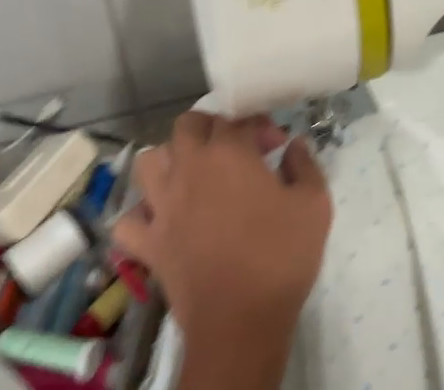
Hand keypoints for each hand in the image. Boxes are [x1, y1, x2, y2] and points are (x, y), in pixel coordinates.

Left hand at [112, 112, 330, 389]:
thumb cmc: (280, 258)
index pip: (239, 120)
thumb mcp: (315, 205)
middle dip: (211, 128)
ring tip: (191, 176)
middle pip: (187, 125)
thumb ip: (305, 165)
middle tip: (234, 150)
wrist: (241, 321)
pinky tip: (161, 221)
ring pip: (149, 162)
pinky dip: (140, 216)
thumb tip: (294, 147)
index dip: (260, 126)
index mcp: (228, 153)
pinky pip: (128, 220)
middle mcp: (188, 168)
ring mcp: (162, 206)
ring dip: (169, 161)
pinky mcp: (148, 243)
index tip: (277, 146)